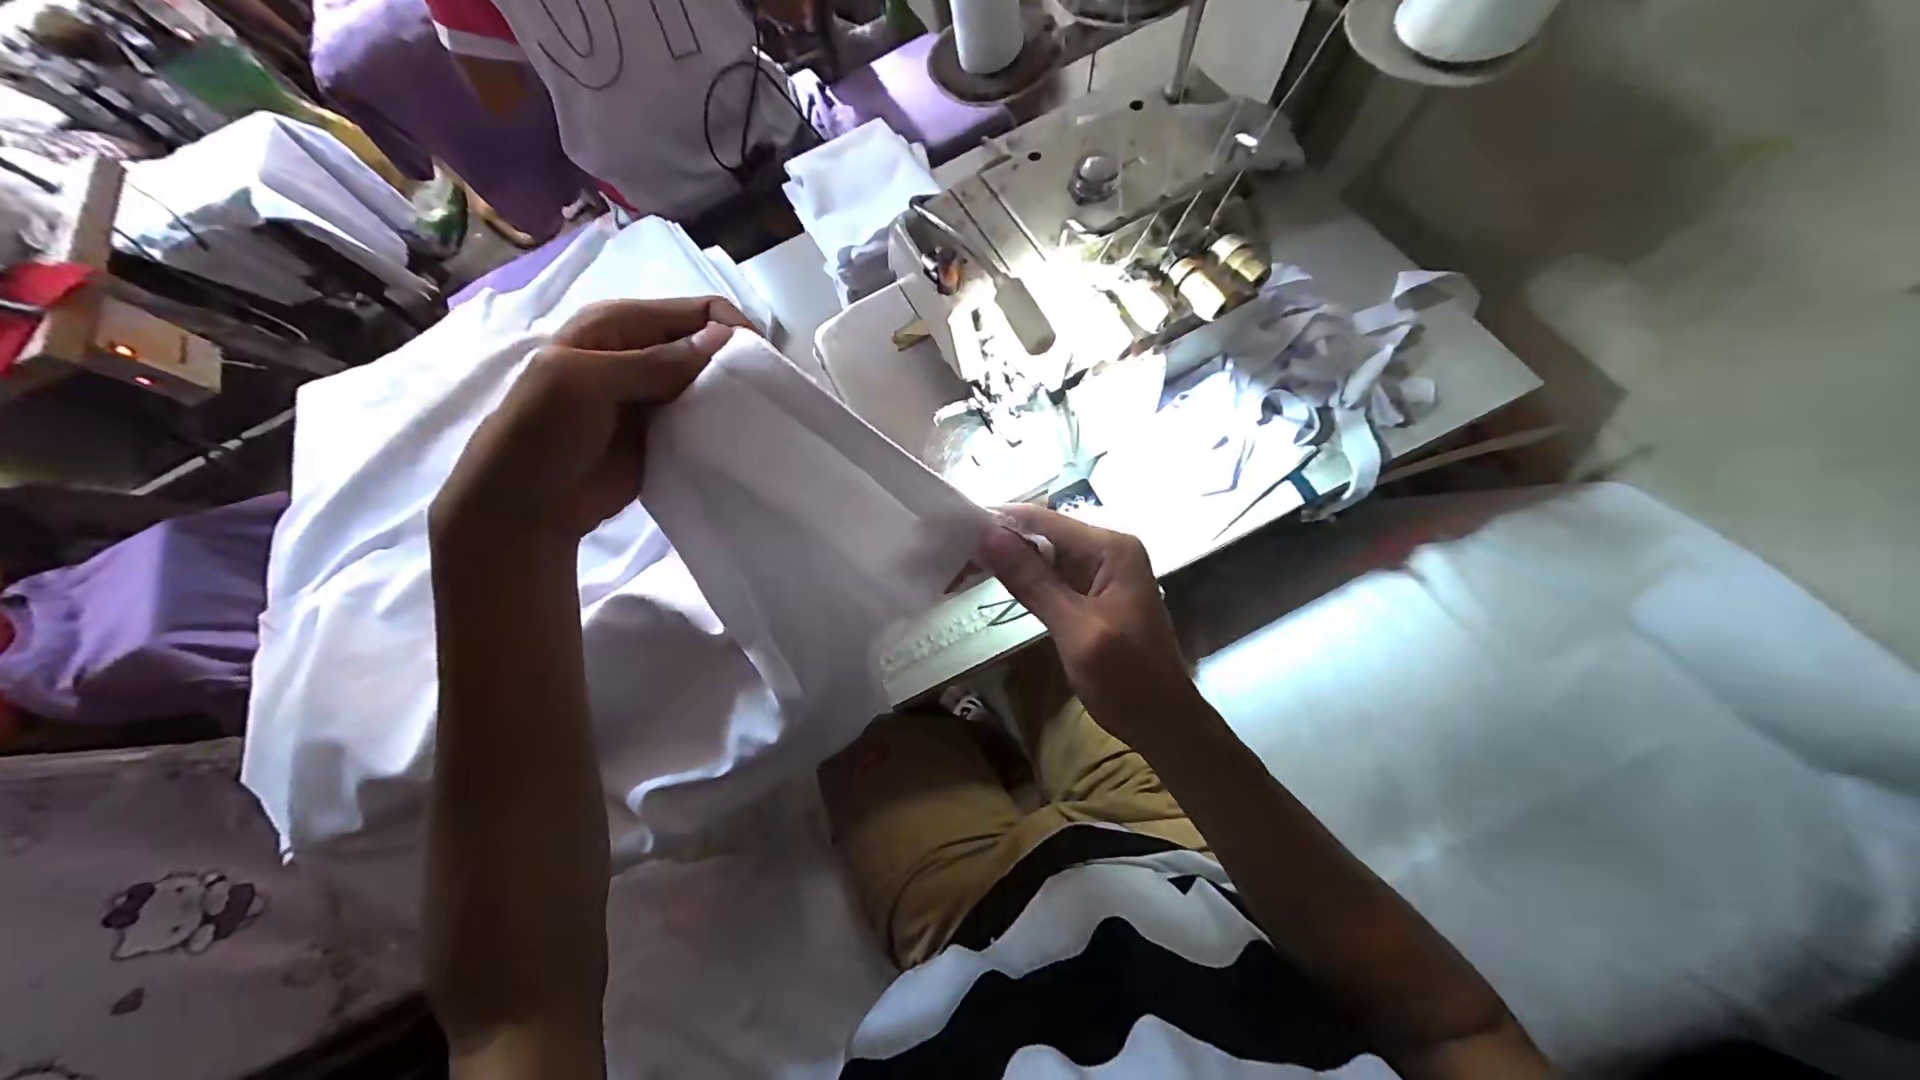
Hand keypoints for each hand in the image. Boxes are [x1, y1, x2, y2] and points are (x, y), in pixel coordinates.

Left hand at [432, 297, 749, 543]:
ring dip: (733, 396)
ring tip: (759, 418)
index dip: (732, 329)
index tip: (762, 365)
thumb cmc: (543, 433)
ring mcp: (655, 394)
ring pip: (710, 383)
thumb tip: (725, 339)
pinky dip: (722, 423)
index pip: (697, 311)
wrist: (527, 505)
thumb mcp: (588, 383)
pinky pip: (704, 418)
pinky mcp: (665, 431)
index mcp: (620, 325)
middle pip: (708, 345)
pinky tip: (739, 436)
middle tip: (767, 396)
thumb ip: (655, 361)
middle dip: (738, 363)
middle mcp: (642, 352)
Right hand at [975, 505, 1195, 743]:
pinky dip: (1023, 581)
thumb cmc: (1127, 679)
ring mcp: (1099, 574)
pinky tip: (991, 583)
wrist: (1162, 723)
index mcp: (1112, 549)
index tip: (954, 527)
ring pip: (1043, 556)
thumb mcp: (1076, 629)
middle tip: (952, 553)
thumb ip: (1033, 582)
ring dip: (1007, 562)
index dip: (1001, 521)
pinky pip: (1051, 578)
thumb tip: (988, 536)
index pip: (1045, 521)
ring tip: (961, 565)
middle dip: (1000, 542)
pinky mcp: (1090, 596)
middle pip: (1043, 534)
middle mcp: (1107, 551)